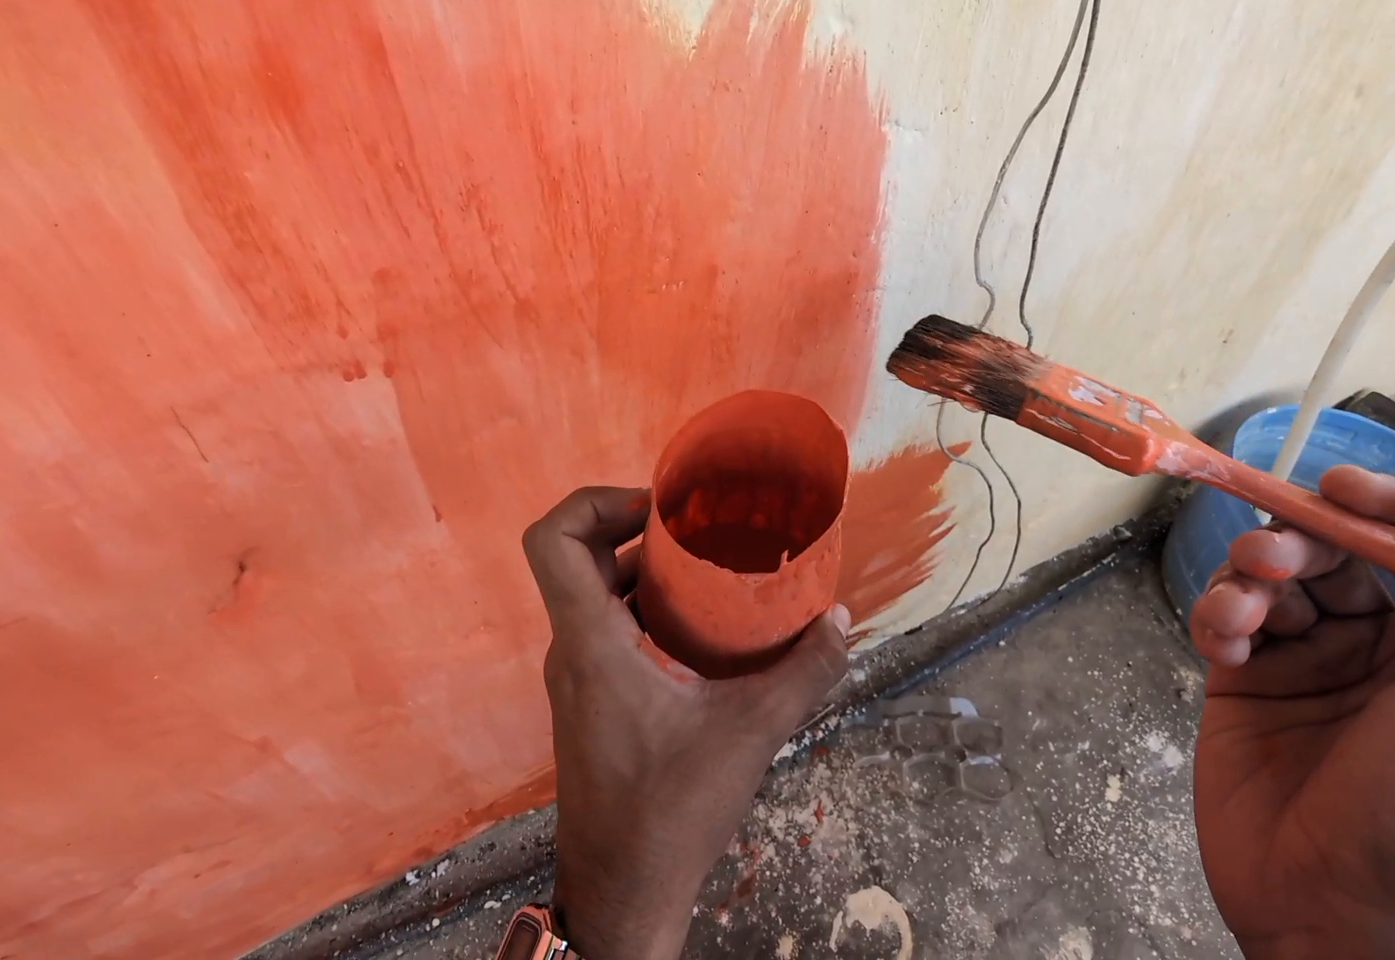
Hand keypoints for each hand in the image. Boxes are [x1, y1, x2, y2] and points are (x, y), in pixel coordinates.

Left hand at [524, 487, 849, 959]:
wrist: (622, 891)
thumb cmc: (672, 809)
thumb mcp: (750, 733)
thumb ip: (803, 673)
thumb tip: (841, 619)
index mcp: (591, 642)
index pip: (554, 541)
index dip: (595, 502)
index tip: (659, 508)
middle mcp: (572, 648)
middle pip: (578, 556)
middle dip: (634, 525)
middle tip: (699, 523)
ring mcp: (578, 674)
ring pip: (595, 590)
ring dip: (644, 565)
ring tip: (710, 560)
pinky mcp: (592, 695)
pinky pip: (609, 623)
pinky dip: (646, 602)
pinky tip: (702, 620)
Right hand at [1189, 463, 1394, 959]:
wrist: (1329, 910)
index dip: (1383, 506)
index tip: (1337, 488)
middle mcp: (1377, 643)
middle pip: (1333, 551)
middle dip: (1299, 540)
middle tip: (1268, 555)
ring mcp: (1304, 661)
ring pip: (1270, 578)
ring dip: (1249, 578)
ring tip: (1241, 612)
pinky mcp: (1242, 680)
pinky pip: (1224, 620)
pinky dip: (1217, 617)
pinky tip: (1222, 643)